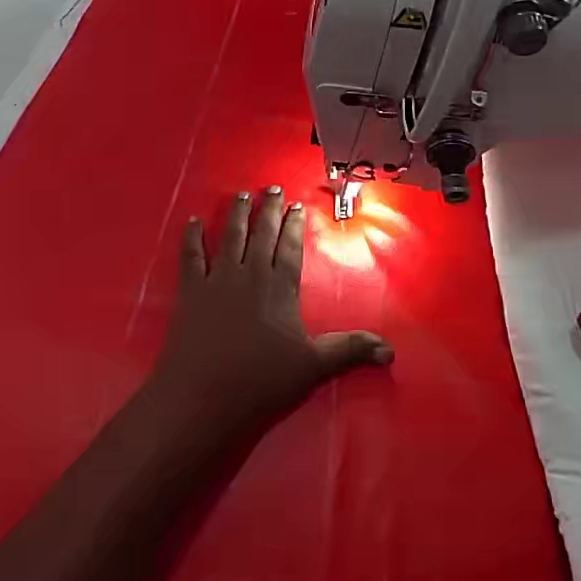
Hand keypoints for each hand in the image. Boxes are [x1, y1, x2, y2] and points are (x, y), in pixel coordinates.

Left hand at [149, 188, 392, 436]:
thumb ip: (348, 350)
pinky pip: (191, 255)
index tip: (297, 205)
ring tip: (242, 194)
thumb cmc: (261, 379)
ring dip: (237, 213)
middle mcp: (250, 273)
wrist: (205, 392)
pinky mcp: (190, 288)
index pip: (290, 247)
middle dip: (269, 208)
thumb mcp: (312, 366)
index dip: (294, 225)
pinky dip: (191, 236)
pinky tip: (193, 221)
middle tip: (272, 188)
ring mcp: (217, 278)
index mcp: (280, 286)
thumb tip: (390, 350)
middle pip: (262, 233)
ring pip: (230, 235)